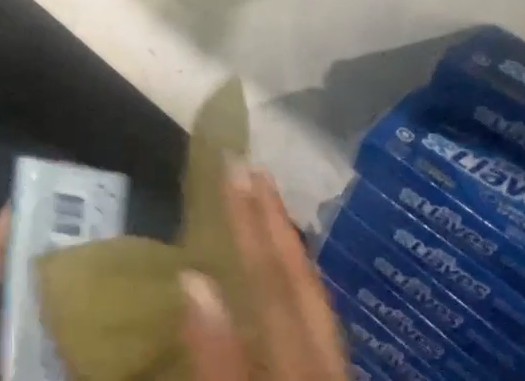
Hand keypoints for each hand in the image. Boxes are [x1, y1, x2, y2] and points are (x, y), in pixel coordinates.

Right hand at [182, 167, 348, 380]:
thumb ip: (218, 357)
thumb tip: (192, 279)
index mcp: (302, 362)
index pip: (271, 281)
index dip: (248, 221)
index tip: (231, 164)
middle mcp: (326, 358)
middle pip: (302, 284)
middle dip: (277, 223)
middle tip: (254, 167)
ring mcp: (332, 371)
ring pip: (314, 301)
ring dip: (288, 249)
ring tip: (267, 207)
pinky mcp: (325, 378)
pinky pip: (314, 322)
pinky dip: (296, 286)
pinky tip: (282, 280)